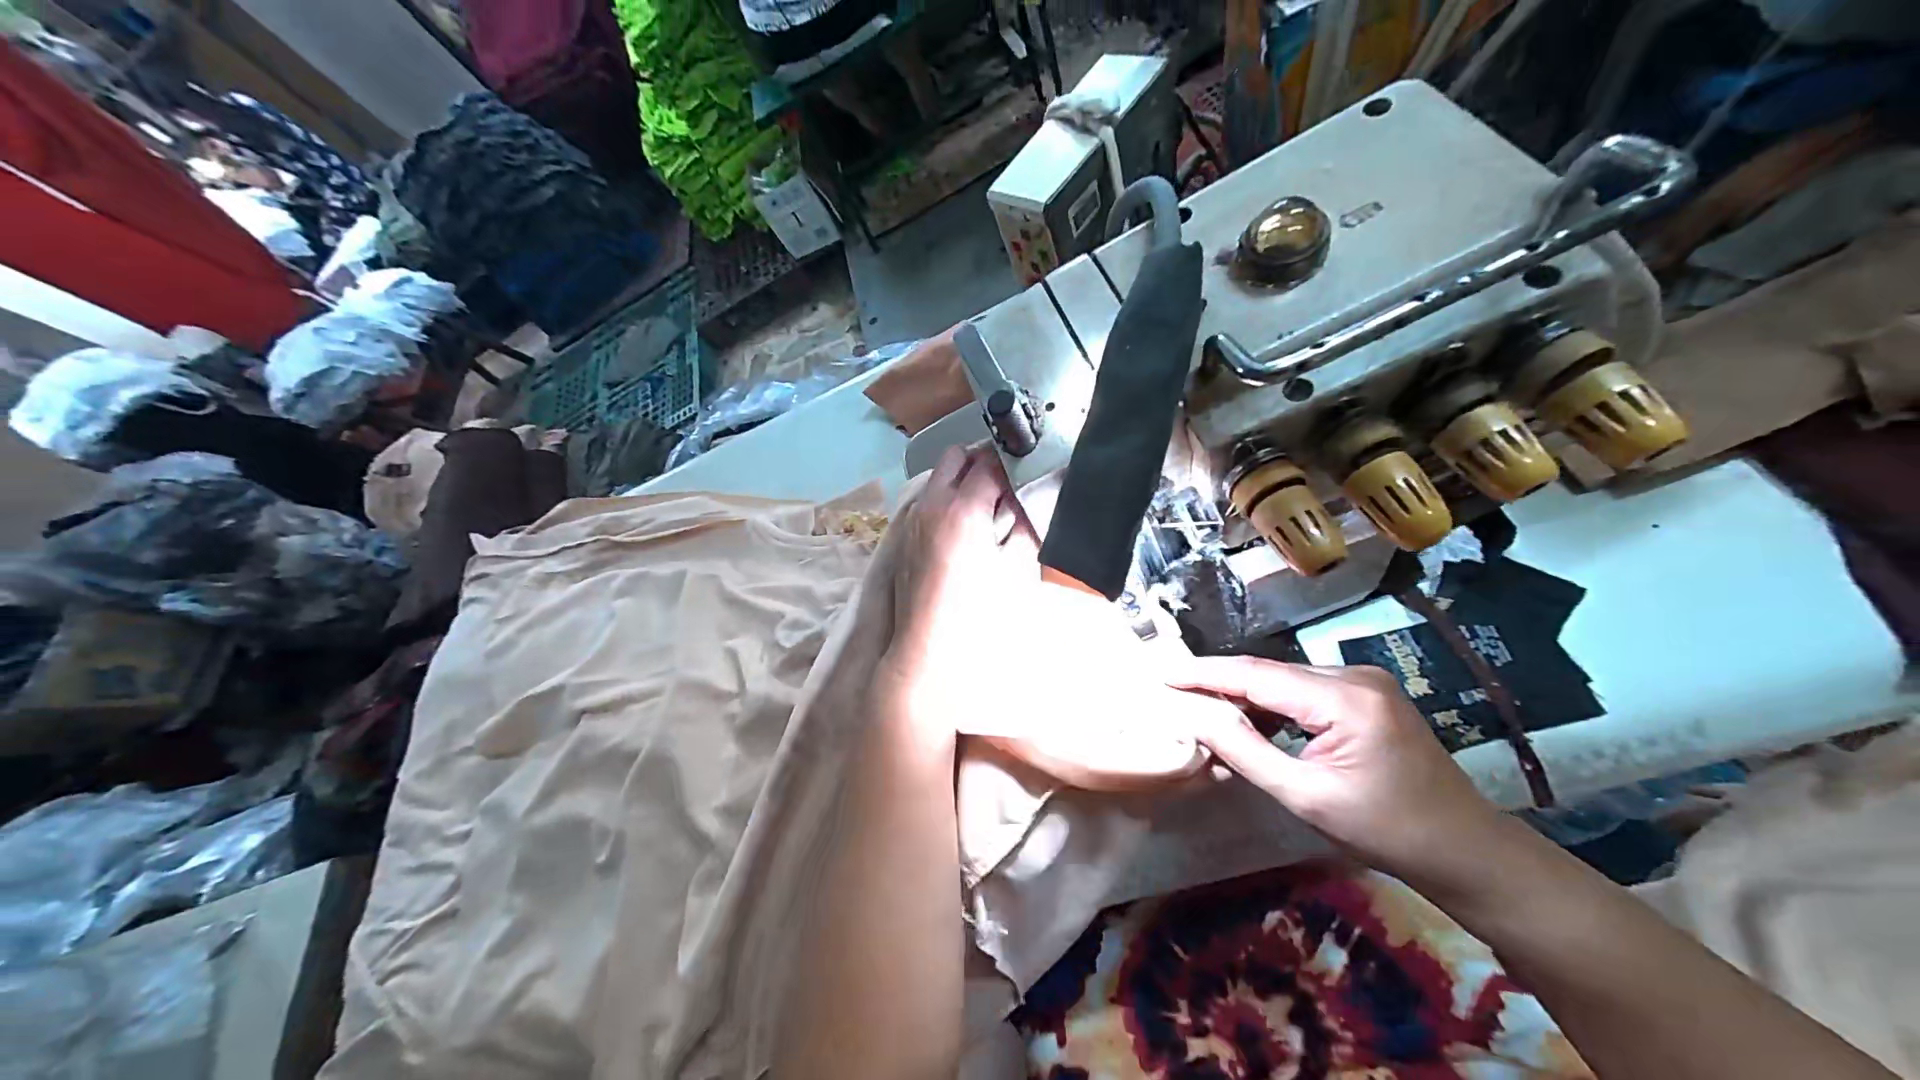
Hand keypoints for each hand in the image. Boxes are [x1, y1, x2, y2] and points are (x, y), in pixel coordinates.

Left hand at [877, 445, 1225, 786]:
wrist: (927, 652)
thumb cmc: (978, 618)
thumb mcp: (1014, 571)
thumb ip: (1025, 532)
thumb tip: (1032, 508)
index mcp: (962, 509)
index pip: (990, 463)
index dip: (1013, 462)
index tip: (1030, 468)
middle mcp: (932, 506)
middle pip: (957, 457)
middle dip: (982, 463)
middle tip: (1007, 485)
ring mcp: (914, 521)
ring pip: (938, 478)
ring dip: (962, 480)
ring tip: (988, 507)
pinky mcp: (906, 539)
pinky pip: (928, 501)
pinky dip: (947, 501)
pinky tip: (967, 530)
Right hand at [1168, 656, 1511, 885]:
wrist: (1464, 848)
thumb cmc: (1384, 830)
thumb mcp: (1305, 796)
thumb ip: (1244, 751)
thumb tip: (1196, 717)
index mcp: (1345, 699)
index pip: (1257, 674)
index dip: (1205, 673)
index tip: (1163, 673)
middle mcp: (1354, 675)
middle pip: (1269, 671)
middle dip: (1220, 682)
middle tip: (1174, 693)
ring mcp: (1364, 680)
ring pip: (1284, 678)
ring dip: (1245, 692)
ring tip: (1202, 706)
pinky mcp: (1367, 692)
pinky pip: (1304, 688)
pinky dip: (1272, 701)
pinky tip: (1250, 718)